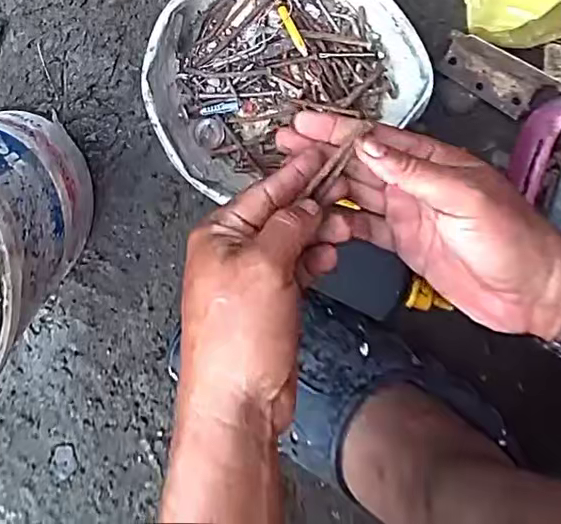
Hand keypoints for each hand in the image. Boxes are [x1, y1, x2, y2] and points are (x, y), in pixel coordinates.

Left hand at [177, 149, 339, 439]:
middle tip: (340, 189)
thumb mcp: (264, 267)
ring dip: (317, 232)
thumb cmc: (232, 342)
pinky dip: (314, 259)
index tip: (315, 156)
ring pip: (291, 240)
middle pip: (279, 214)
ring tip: (342, 224)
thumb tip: (305, 206)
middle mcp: (231, 251)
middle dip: (311, 203)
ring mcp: (251, 276)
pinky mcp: (269, 300)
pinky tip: (329, 254)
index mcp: (218, 234)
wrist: (238, 403)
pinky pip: (296, 267)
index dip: (293, 173)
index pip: (263, 192)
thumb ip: (287, 228)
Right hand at [281, 113, 560, 339]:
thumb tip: (370, 146)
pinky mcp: (404, 239)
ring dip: (324, 185)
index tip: (306, 122)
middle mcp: (413, 181)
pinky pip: (363, 226)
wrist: (535, 294)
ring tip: (294, 180)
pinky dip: (341, 223)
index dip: (336, 129)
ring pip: (354, 191)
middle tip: (286, 143)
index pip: (373, 139)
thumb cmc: (515, 238)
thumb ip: (413, 172)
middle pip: (356, 161)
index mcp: (428, 161)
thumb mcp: (464, 196)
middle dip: (320, 151)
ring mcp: (406, 210)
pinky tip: (321, 221)